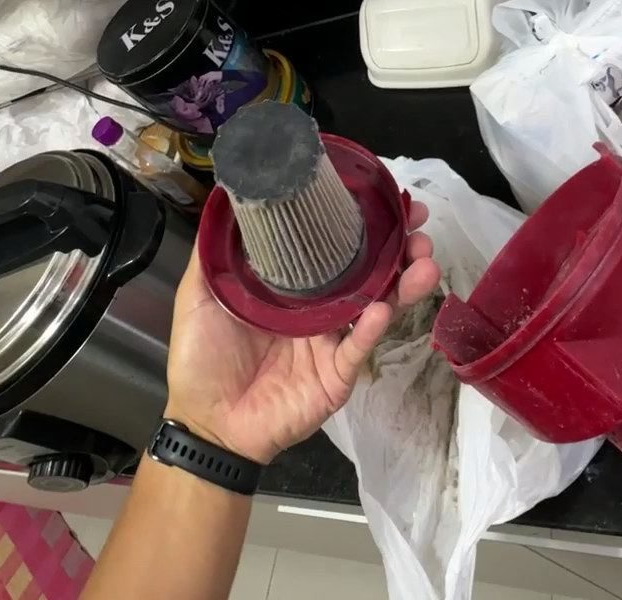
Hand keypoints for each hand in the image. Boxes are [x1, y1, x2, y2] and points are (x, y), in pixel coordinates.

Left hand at [164, 201, 439, 464]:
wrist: (205, 422)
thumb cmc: (202, 358)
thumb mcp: (198, 296)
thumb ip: (213, 254)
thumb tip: (225, 200)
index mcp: (294, 286)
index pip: (336, 248)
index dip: (362, 225)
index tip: (388, 201)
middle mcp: (320, 308)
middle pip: (369, 273)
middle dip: (400, 250)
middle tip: (419, 230)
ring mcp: (332, 341)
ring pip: (377, 305)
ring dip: (403, 283)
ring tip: (423, 261)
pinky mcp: (336, 375)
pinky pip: (358, 348)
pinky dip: (372, 328)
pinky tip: (383, 310)